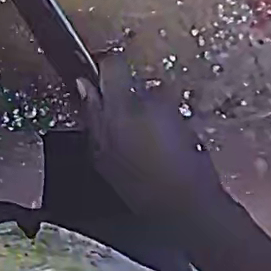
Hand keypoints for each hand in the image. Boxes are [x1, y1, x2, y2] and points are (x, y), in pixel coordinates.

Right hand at [78, 52, 230, 219]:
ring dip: (142, 113)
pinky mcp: (187, 122)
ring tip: (138, 144)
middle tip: (116, 126)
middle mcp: (149, 99)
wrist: (187, 206)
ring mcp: (171, 109)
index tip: (97, 82)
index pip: (113, 63)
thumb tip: (83, 84)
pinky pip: (164, 115)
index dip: (104, 67)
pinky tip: (155, 151)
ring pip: (148, 100)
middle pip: (131, 83)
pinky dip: (158, 126)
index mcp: (122, 104)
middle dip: (122, 98)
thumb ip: (92, 114)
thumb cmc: (137, 184)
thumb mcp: (102, 153)